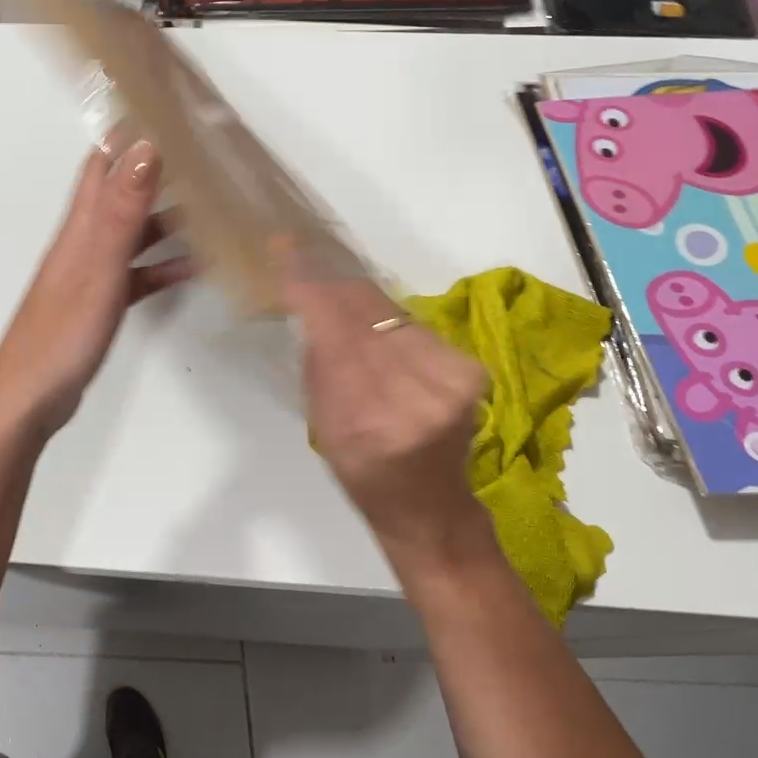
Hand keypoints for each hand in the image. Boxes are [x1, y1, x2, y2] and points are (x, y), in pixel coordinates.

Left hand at [0, 143, 194, 436]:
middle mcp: (83, 242)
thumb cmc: (61, 336)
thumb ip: (121, 212)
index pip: (101, 162)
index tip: (167, 107)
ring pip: (133, 232)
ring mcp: (90, 274)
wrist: (29, 399)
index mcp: (80, 227)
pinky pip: (136, 274)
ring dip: (167, 218)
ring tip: (215, 206)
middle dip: (158, 170)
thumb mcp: (98, 270)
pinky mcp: (98, 305)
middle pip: (122, 192)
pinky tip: (195, 267)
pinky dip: (163, 266)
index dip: (128, 133)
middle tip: (208, 157)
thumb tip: (144, 145)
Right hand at [275, 247, 487, 559]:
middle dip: (330, 281)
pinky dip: (386, 315)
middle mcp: (416, 396)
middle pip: (366, 315)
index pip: (335, 333)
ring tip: (329, 279)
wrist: (430, 505)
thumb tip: (308, 309)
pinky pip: (414, 326)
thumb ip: (319, 367)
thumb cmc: (362, 474)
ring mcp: (451, 382)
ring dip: (356, 294)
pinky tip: (369, 314)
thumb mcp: (322, 427)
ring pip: (391, 313)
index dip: (310, 289)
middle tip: (301, 252)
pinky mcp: (472, 371)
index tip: (285, 253)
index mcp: (367, 419)